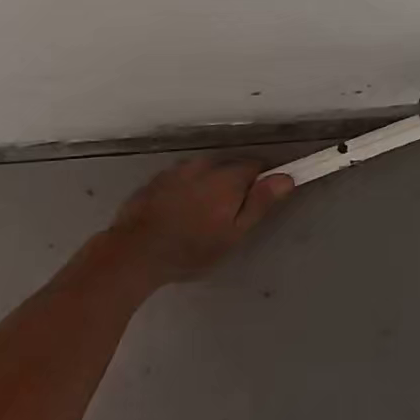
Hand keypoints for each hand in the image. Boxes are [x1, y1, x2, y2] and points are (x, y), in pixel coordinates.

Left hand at [109, 157, 293, 283]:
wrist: (133, 254)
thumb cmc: (191, 248)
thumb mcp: (234, 233)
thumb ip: (260, 202)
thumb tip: (287, 177)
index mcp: (228, 177)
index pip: (256, 165)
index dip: (262, 180)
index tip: (259, 199)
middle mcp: (204, 165)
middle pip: (229, 167)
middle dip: (234, 183)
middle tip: (229, 214)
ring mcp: (177, 170)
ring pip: (204, 171)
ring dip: (209, 184)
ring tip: (202, 214)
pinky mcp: (155, 180)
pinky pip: (181, 178)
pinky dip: (186, 189)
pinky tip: (179, 212)